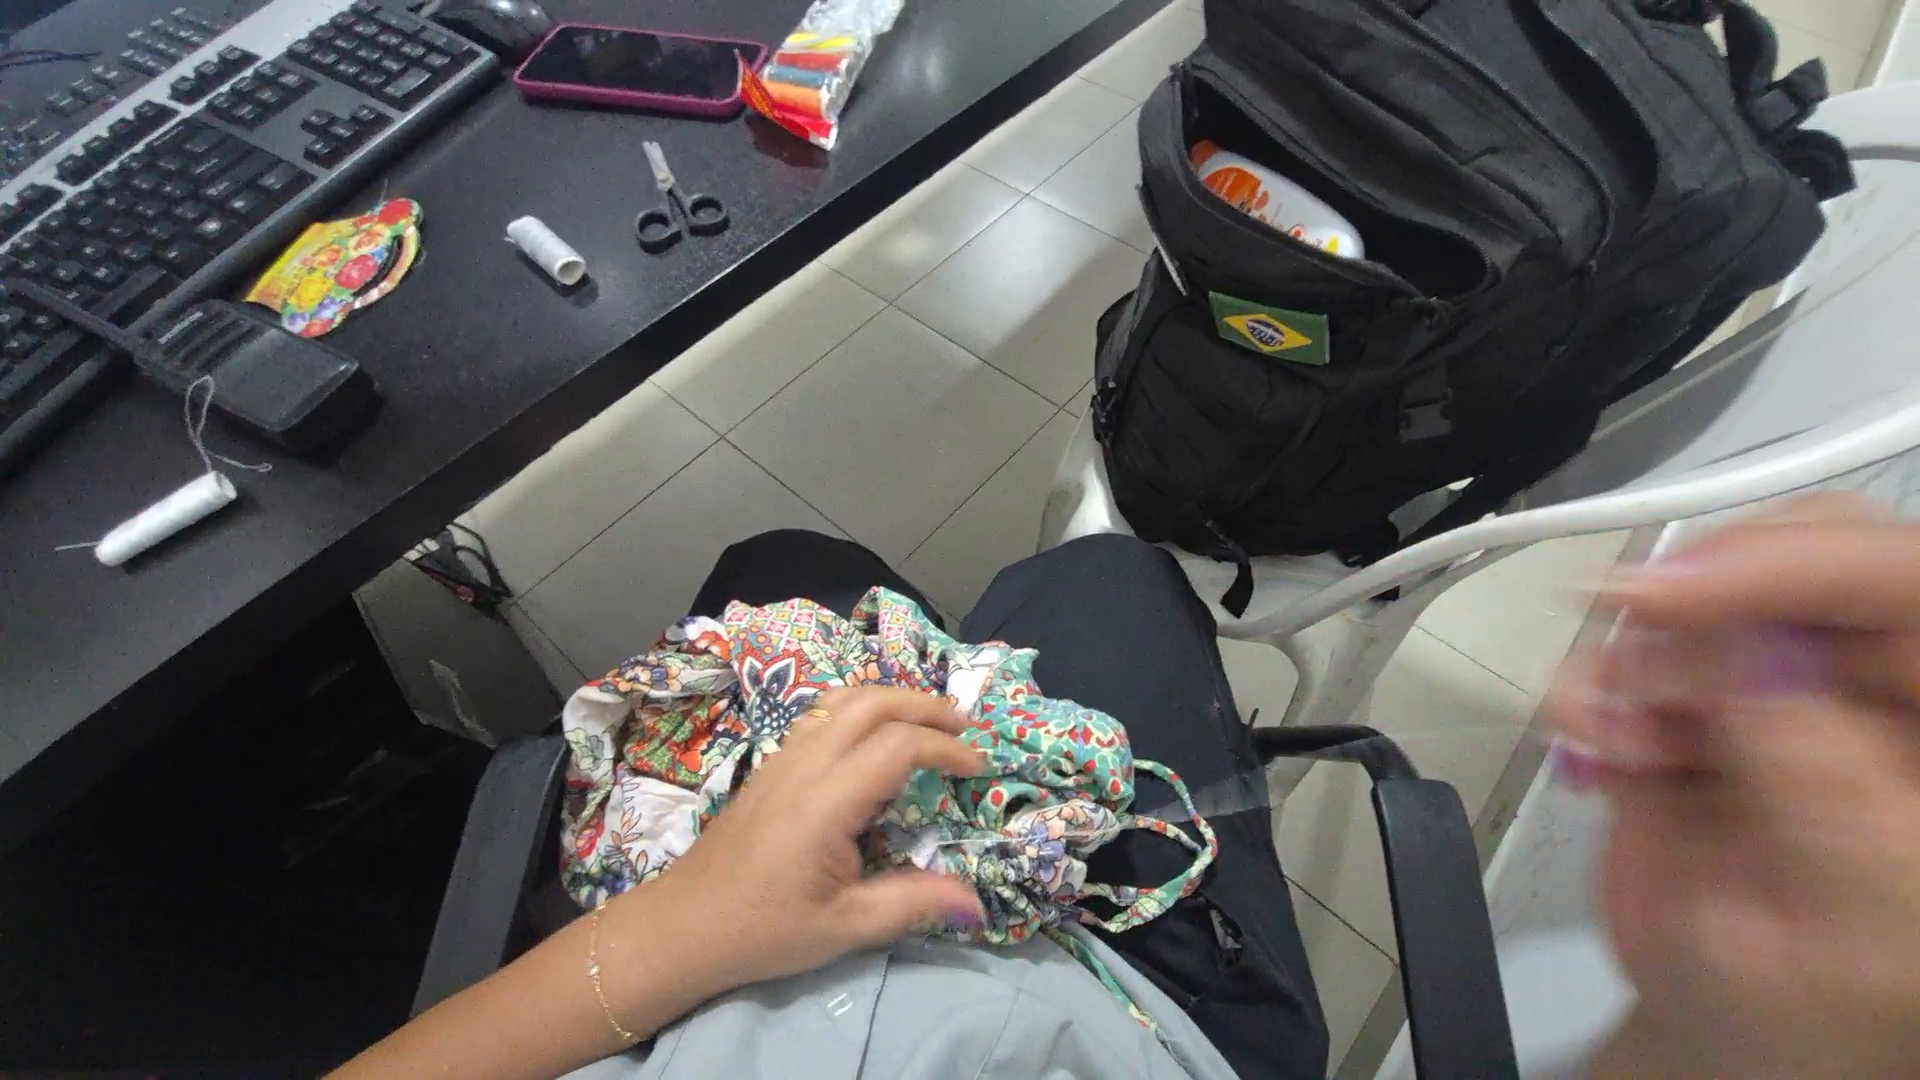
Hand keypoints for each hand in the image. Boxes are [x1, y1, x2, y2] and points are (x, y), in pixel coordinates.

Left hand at [620, 685, 987, 1009]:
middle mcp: (805, 764)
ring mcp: (785, 755)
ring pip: (844, 698)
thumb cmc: (765, 929)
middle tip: (964, 727)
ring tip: (928, 720)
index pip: (896, 746)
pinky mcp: (774, 760)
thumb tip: (976, 903)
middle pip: (872, 703)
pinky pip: (824, 711)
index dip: (945, 749)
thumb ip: (912, 904)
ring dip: (893, 698)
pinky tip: (877, 731)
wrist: (685, 924)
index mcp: (825, 802)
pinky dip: (863, 705)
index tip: (977, 768)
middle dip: (925, 706)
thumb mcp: (844, 928)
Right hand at [1549, 496, 1919, 1077]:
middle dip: (1695, 609)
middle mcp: (1888, 701)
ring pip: (1691, 603)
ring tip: (1616, 744)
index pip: (1906, 586)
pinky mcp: (1699, 706)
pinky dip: (1589, 689)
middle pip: (1799, 563)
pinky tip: (1601, 748)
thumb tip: (1758, 656)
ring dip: (1625, 665)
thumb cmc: (1815, 1015)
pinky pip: (1625, 652)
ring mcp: (1789, 697)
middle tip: (1639, 675)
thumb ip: (1825, 786)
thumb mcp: (1853, 927)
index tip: (1663, 596)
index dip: (1792, 567)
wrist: (1728, 1029)